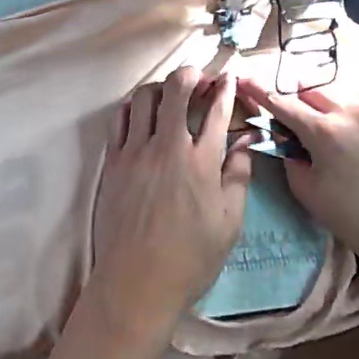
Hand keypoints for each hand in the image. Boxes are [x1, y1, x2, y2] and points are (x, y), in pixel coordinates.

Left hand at [90, 68, 253, 330]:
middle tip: (200, 79)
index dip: (225, 88)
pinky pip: (119, 119)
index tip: (228, 78)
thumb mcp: (229, 221)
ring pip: (144, 97)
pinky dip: (132, 107)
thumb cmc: (191, 257)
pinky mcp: (113, 162)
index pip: (217, 110)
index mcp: (201, 161)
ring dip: (161, 87)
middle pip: (177, 89)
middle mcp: (168, 146)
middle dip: (192, 75)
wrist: (136, 283)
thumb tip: (245, 141)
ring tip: (170, 94)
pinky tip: (141, 113)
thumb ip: (238, 174)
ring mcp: (135, 152)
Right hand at [237, 80, 358, 284]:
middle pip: (314, 91)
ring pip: (344, 96)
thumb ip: (290, 158)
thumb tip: (285, 139)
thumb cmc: (356, 220)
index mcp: (325, 131)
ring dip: (332, 110)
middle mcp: (354, 110)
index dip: (259, 91)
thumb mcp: (309, 193)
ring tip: (338, 138)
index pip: (283, 102)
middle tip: (298, 123)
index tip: (243, 78)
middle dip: (300, 102)